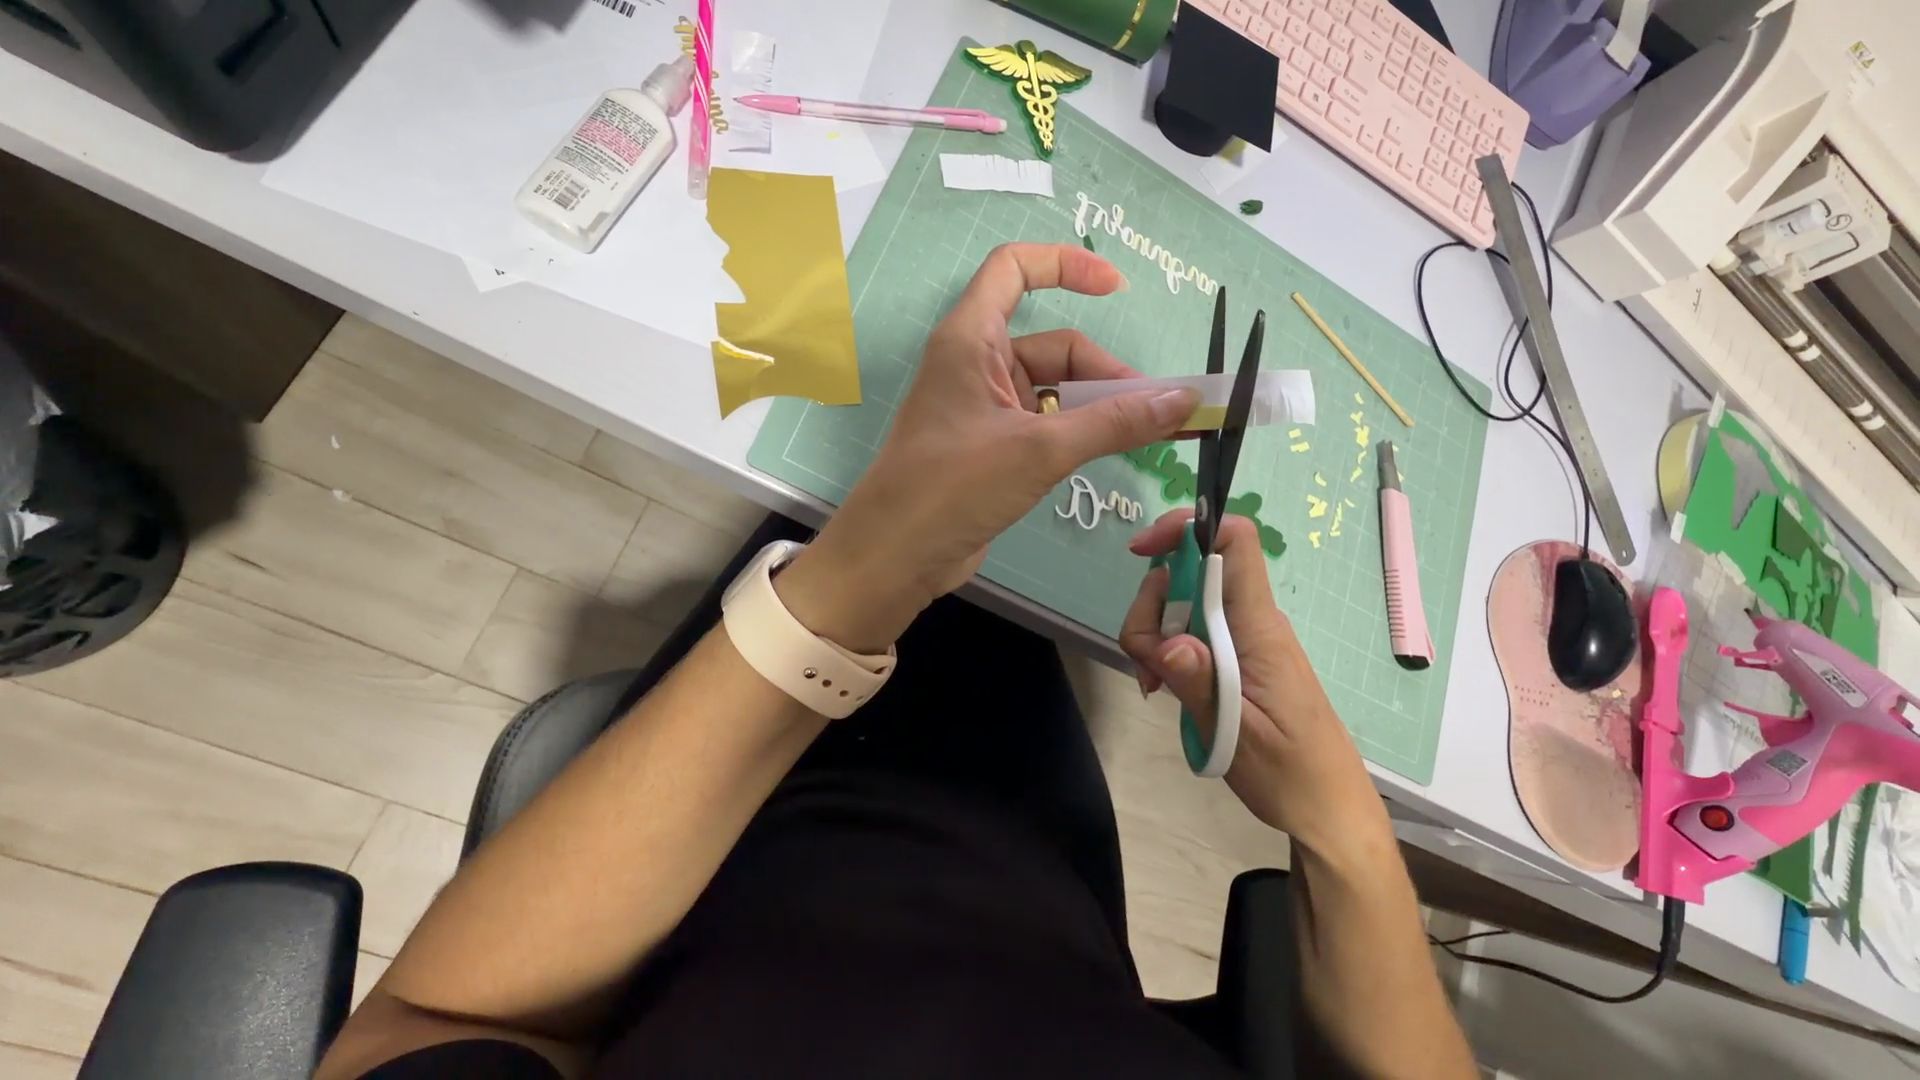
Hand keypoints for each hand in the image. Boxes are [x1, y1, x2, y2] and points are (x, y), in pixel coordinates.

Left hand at [779, 244, 1199, 651]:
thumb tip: (1184, 400)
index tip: (1117, 287)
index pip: (1014, 268)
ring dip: (1099, 408)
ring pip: (1054, 390)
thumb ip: (1114, 423)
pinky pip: (1045, 424)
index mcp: (970, 338)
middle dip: (1106, 374)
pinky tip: (1113, 451)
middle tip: (1159, 411)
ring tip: (1150, 434)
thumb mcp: (1039, 450)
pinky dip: (1079, 433)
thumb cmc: (953, 487)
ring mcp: (983, 408)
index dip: (1066, 265)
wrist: (896, 556)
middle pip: (1053, 345)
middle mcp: (975, 364)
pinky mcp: (990, 447)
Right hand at [1120, 510, 1388, 859]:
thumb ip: (1199, 683)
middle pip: (1189, 575)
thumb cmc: (1291, 774)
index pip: (1235, 543)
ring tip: (1158, 685)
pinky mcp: (1235, 660)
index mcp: (1258, 629)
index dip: (1188, 528)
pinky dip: (1167, 654)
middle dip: (1152, 606)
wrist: (1328, 810)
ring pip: (1182, 607)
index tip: (1143, 551)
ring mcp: (1242, 641)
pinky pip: (1190, 636)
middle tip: (1150, 664)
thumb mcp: (1237, 735)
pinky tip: (1164, 687)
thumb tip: (1166, 640)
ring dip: (1155, 636)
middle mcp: (1250, 623)